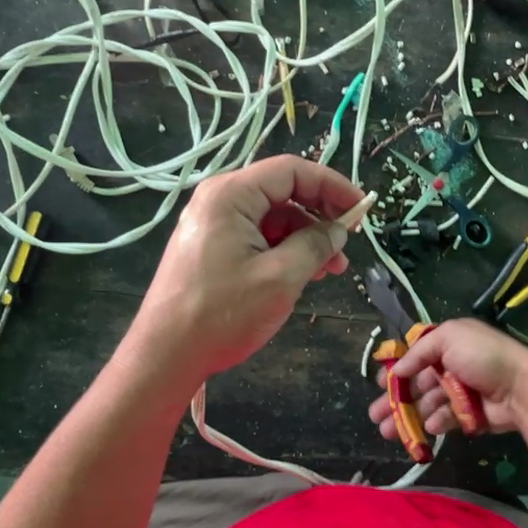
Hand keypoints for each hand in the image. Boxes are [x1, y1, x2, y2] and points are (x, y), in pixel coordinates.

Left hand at [125, 155, 363, 382]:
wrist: (164, 357)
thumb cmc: (222, 314)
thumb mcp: (280, 278)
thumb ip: (315, 245)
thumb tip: (339, 229)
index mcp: (230, 195)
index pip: (292, 171)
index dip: (332, 185)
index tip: (362, 208)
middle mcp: (219, 200)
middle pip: (283, 191)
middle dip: (321, 215)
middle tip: (350, 242)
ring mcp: (213, 224)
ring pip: (273, 217)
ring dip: (306, 237)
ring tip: (332, 269)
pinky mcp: (212, 248)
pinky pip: (258, 236)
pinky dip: (285, 250)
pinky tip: (305, 273)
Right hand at [369, 318, 527, 438]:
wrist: (520, 388)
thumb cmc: (484, 357)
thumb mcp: (449, 338)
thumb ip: (419, 352)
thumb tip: (397, 369)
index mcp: (448, 343)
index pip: (415, 356)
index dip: (397, 371)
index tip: (378, 384)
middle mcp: (451, 365)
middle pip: (416, 384)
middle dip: (394, 399)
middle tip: (374, 416)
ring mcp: (459, 391)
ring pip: (426, 404)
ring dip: (406, 416)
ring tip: (387, 432)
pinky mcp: (468, 414)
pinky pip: (445, 418)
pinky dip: (434, 422)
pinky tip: (427, 427)